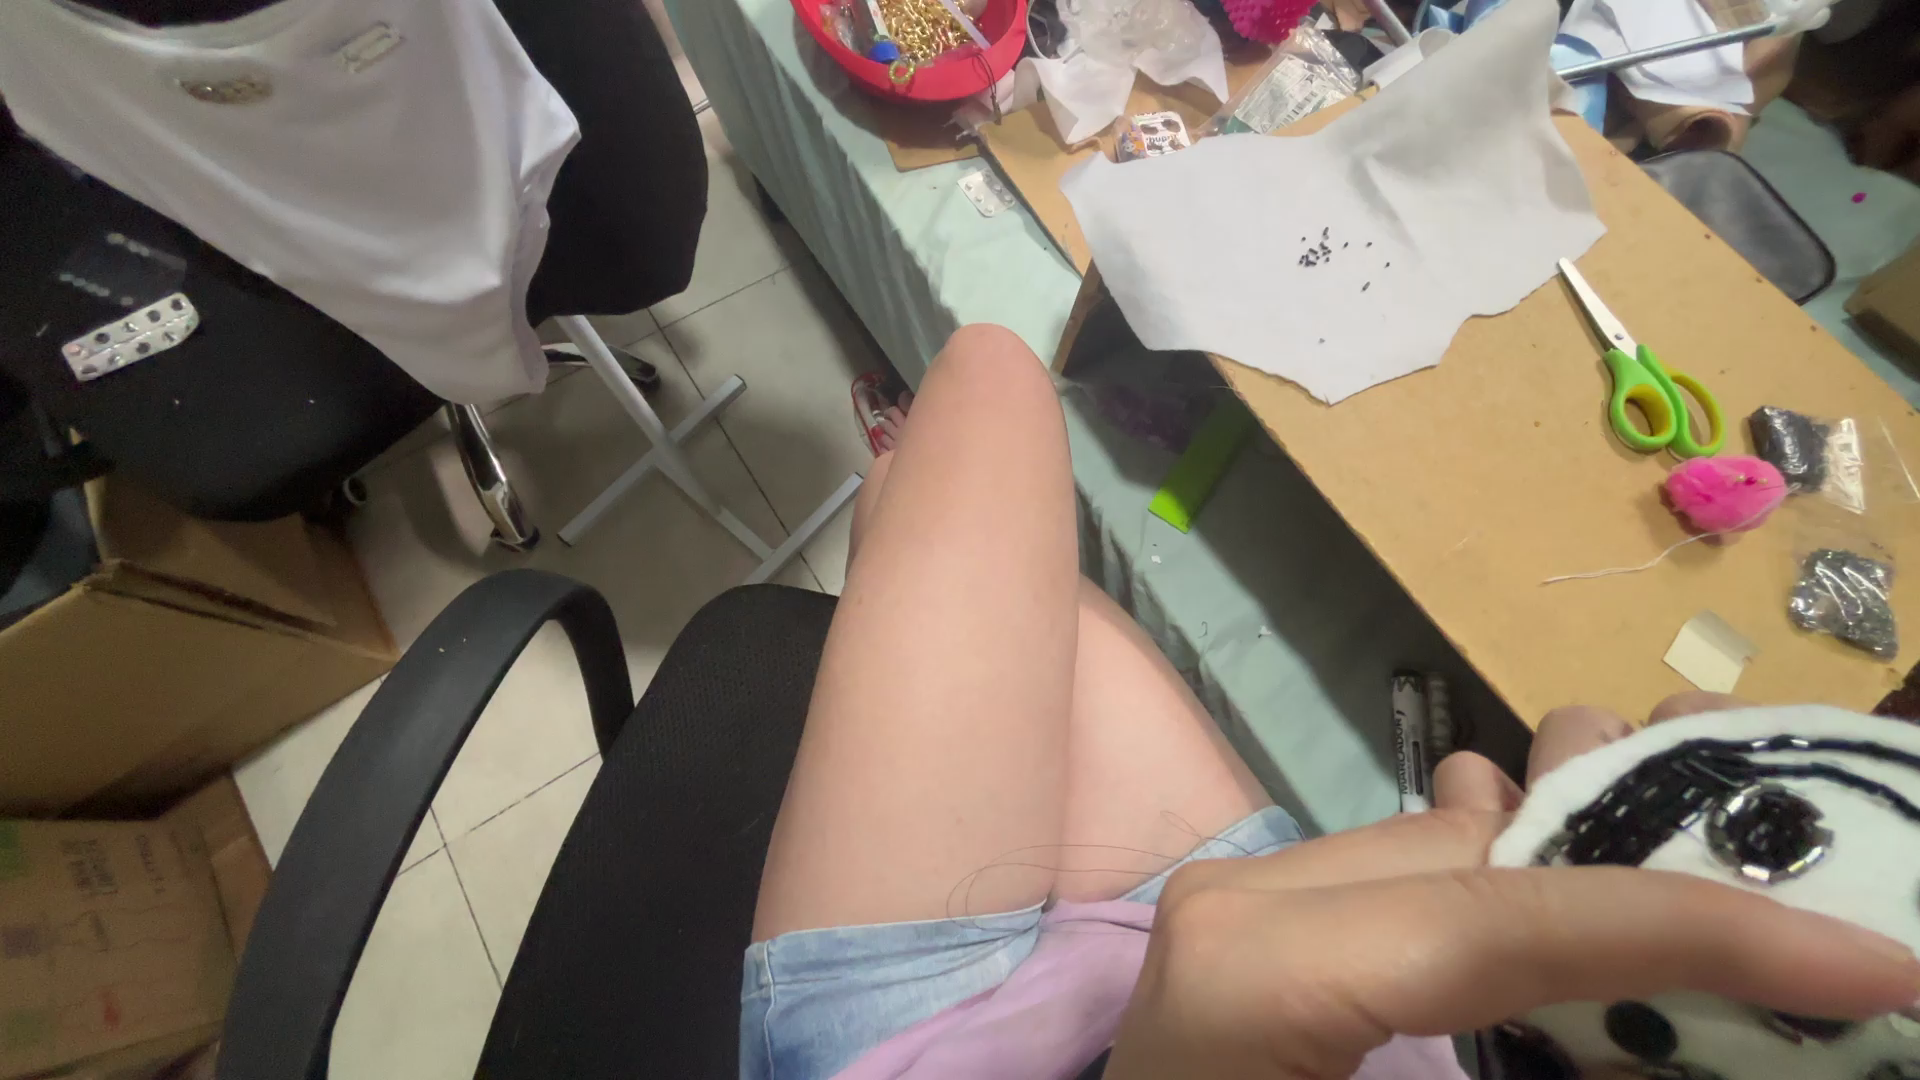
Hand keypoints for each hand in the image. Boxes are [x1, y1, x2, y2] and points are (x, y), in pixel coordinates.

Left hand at [1105, 695, 1919, 1078]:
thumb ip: (1547, 1069)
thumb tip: (1664, 1031)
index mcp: (1256, 969)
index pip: (1482, 921)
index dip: (1669, 926)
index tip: (1873, 960)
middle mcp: (1239, 895)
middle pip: (1455, 858)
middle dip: (1629, 871)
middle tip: (1801, 889)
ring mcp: (1234, 891)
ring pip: (1422, 847)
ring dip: (1559, 860)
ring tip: (1699, 850)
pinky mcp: (1245, 908)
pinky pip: (1381, 871)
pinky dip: (1479, 872)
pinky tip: (1537, 836)